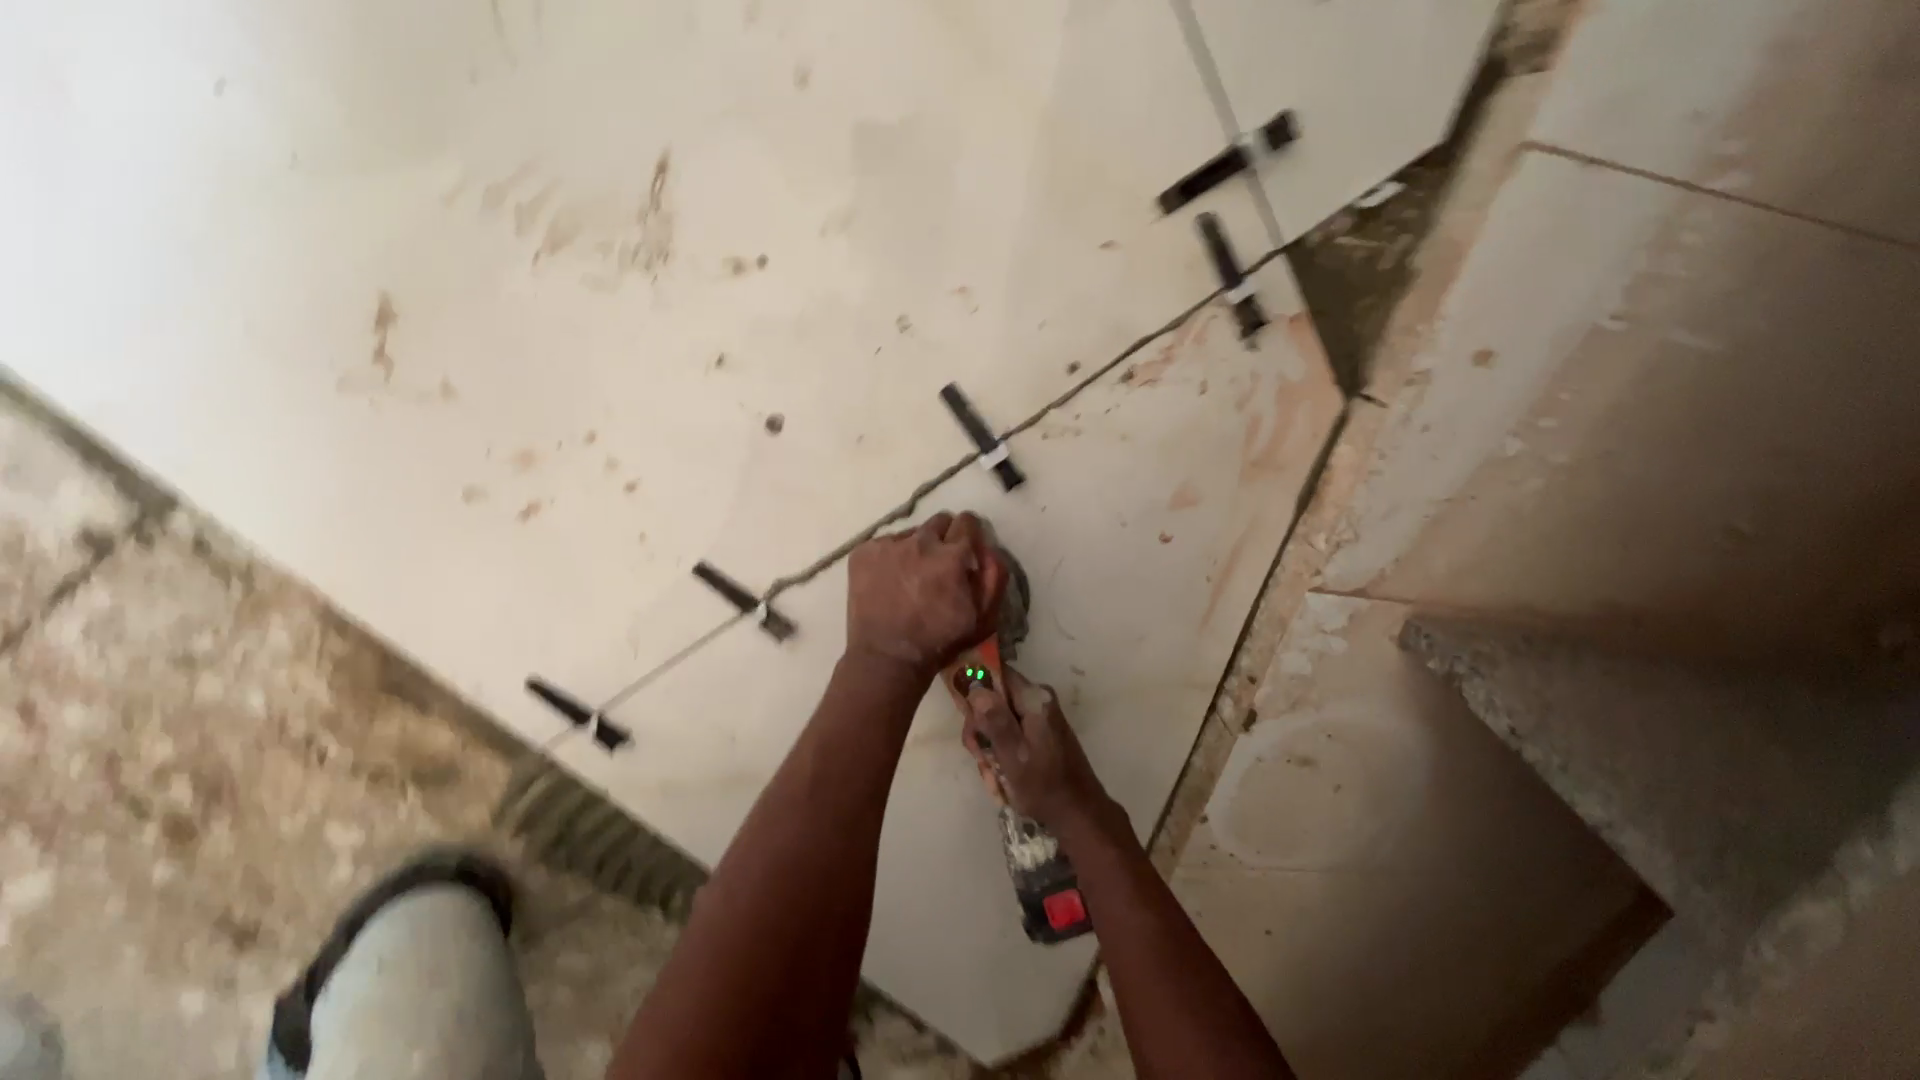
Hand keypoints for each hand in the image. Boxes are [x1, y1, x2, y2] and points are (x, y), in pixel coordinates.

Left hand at [845, 512, 1001, 683]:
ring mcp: (887, 545)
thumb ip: (995, 576)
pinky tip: (890, 582)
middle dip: (945, 537)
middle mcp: (919, 542)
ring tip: (911, 578)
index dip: (970, 535)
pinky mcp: (863, 553)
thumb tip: (988, 547)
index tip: (966, 550)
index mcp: (951, 555)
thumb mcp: (983, 617)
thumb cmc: (939, 641)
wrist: (887, 659)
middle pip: (939, 521)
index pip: (967, 521)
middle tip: (940, 565)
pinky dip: (891, 557)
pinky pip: (885, 544)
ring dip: (917, 548)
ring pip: (911, 533)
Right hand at [962, 666, 1113, 830]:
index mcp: (1034, 699)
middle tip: (980, 758)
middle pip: (993, 699)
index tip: (966, 716)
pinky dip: (1001, 753)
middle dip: (980, 729)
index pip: (996, 672)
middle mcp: (1037, 700)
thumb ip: (995, 720)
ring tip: (992, 775)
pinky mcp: (1039, 733)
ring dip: (988, 747)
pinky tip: (1000, 776)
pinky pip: (1009, 733)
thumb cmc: (1044, 786)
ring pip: (997, 719)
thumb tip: (976, 686)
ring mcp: (1039, 717)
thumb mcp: (1013, 756)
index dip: (975, 688)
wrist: (1078, 813)